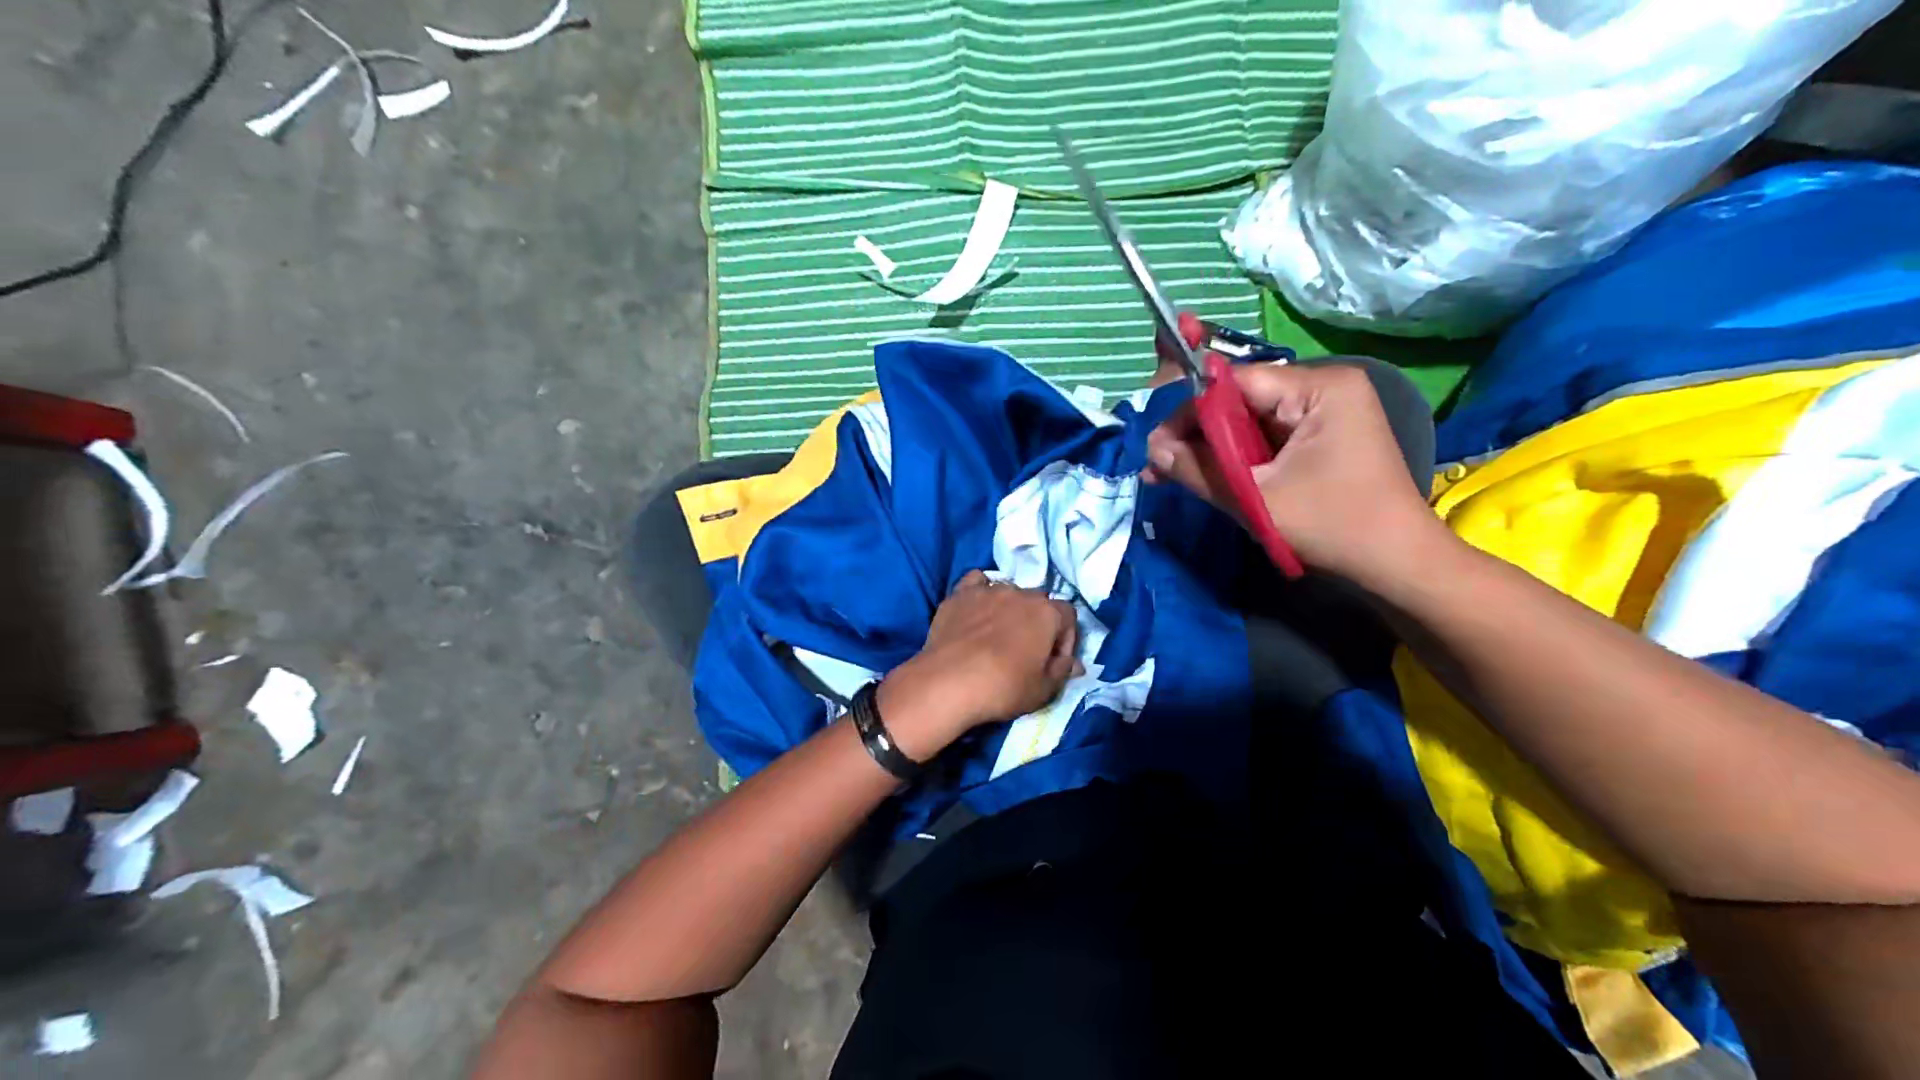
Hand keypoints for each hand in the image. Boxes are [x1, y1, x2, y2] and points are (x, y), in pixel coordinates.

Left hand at [876, 571, 1080, 761]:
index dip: (1064, 640)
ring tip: (997, 635)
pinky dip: (980, 593)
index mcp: (1047, 612)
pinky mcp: (959, 594)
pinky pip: (975, 583)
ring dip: (1009, 610)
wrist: (948, 682)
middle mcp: (1020, 593)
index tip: (1053, 661)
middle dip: (1037, 623)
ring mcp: (988, 590)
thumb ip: (1062, 671)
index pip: (1068, 616)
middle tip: (1026, 651)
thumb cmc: (1004, 688)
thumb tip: (1075, 663)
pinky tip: (976, 610)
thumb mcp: (1043, 690)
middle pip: (1038, 603)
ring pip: (1007, 592)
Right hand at [1145, 362, 1446, 586]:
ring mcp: (1325, 413)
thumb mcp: (1257, 499)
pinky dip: (1236, 460)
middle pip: (1241, 401)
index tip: (1155, 446)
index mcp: (1320, 387)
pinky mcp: (1320, 439)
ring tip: (1172, 474)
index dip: (1189, 412)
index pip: (1235, 383)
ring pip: (1249, 423)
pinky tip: (1207, 477)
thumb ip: (1199, 470)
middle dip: (1197, 435)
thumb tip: (1152, 451)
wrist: (1398, 565)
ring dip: (1212, 450)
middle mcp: (1324, 388)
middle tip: (1158, 465)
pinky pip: (1265, 440)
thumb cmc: (1335, 525)